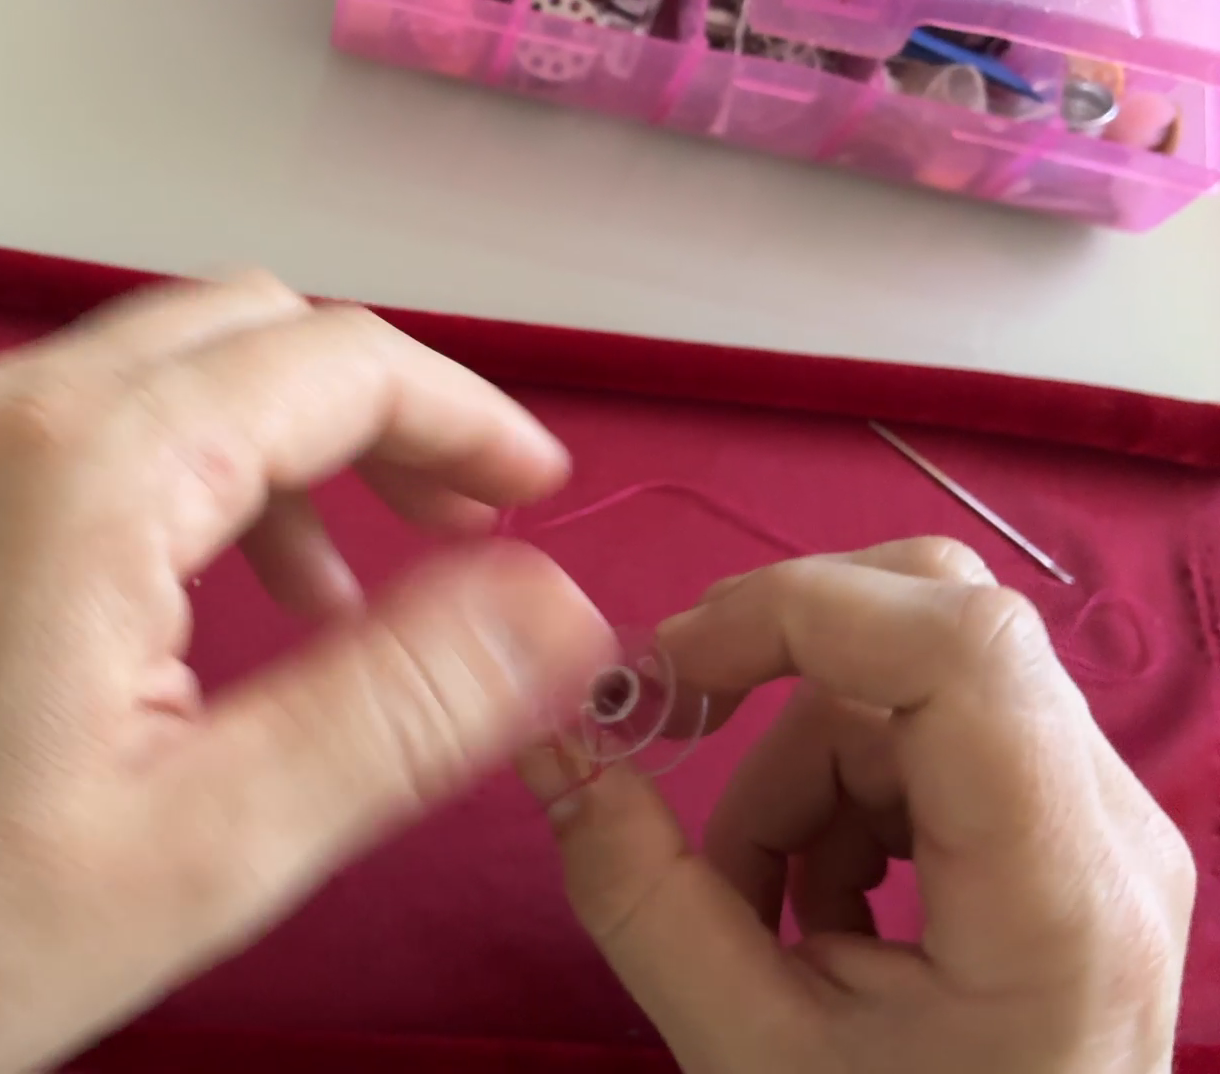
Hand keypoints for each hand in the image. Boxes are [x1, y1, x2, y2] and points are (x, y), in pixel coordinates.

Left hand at [0, 273, 614, 1073]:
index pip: (335, 364)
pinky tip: (212, 590)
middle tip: (457, 518)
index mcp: (90, 469)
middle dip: (382, 413)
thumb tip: (558, 612)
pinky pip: (102, 421)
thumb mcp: (211, 841)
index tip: (531, 485)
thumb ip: (401, 707)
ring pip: (180, 368)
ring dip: (290, 442)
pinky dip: (198, 472)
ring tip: (340, 579)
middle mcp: (11, 408)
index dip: (461, 415)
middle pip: (260, 335)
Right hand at [521, 539, 1194, 1072]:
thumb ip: (627, 880)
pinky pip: (885, 725)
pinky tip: (797, 881)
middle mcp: (1093, 816)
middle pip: (933, 612)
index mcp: (1054, 889)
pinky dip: (804, 777)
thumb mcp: (731, 1034)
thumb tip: (548, 737)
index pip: (956, 650)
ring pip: (884, 676)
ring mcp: (1070, 805)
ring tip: (741, 879)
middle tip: (677, 702)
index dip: (789, 610)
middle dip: (772, 636)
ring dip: (776, 752)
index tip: (670, 665)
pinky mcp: (1029, 808)